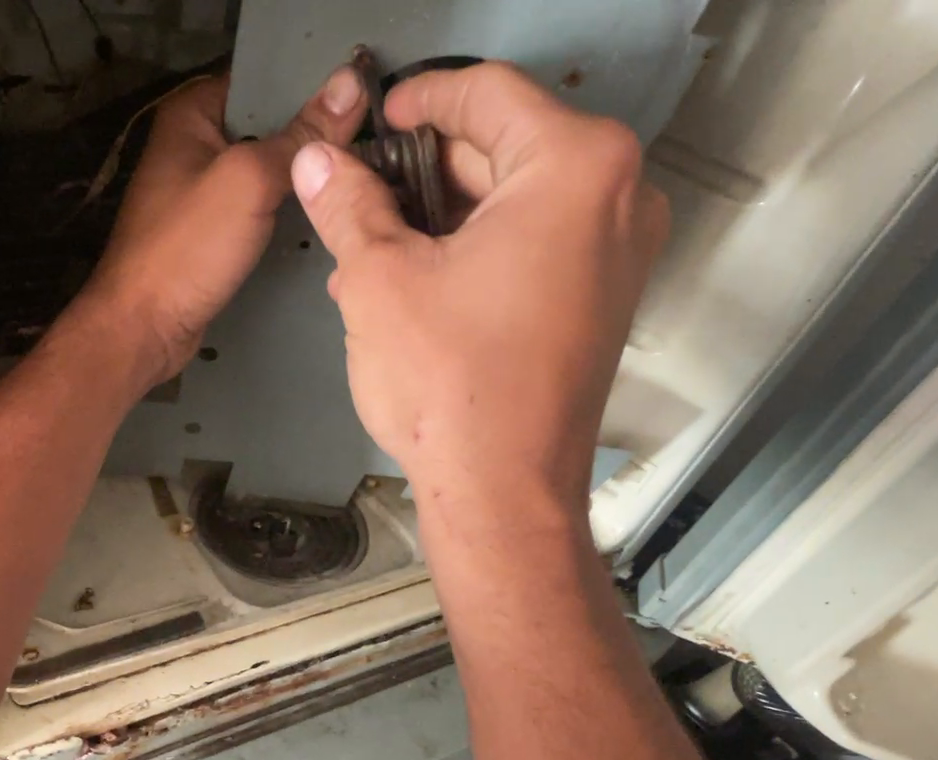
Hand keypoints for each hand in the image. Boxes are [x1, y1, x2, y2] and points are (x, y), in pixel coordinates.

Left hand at [81, 68, 367, 392]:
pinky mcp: (210, 234)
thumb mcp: (248, 182)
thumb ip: (299, 136)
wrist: (144, 328)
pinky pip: (257, 209)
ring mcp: (200, 193)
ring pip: (265, 173)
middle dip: (311, 139)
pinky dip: (284, 213)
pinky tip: (320, 216)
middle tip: (370, 145)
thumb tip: (352, 82)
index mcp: (190, 114)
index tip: (362, 102)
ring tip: (356, 179)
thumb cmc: (186, 249)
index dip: (310, 90)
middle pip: (267, 127)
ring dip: (301, 180)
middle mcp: (192, 146)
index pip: (263, 81)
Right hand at [290, 63, 668, 517]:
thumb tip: (320, 163)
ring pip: (511, 202)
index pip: (486, 92)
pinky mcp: (597, 300)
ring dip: (438, 218)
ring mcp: (614, 253)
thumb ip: (347, 206)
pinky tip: (413, 285)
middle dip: (421, 172)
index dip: (418, 98)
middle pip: (502, 148)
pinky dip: (472, 251)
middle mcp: (617, 198)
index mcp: (575, 167)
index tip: (375, 117)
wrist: (502, 490)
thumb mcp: (378, 280)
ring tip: (371, 254)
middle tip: (360, 198)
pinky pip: (530, 246)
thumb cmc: (451, 385)